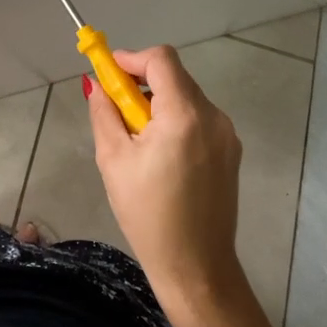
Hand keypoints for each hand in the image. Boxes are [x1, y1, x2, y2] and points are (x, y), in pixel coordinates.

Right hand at [88, 46, 243, 299]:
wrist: (197, 268)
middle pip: (174, 77)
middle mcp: (213, 117)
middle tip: (115, 106)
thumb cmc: (148, 215)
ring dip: (158, 102)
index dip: (132, 58)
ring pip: (186, 97)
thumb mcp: (113, 160)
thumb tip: (96, 84)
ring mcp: (227, 135)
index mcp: (184, 116)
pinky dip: (175, 120)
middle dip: (142, 82)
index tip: (108, 72)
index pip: (161, 59)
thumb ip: (104, 113)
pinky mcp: (231, 152)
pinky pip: (198, 118)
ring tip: (135, 137)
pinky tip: (159, 152)